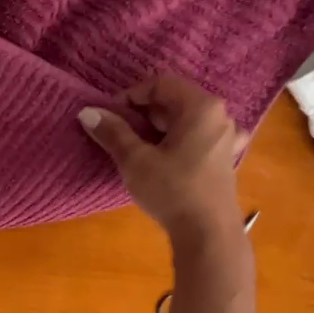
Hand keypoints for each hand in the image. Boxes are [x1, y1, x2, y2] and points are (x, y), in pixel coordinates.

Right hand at [79, 75, 249, 246]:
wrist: (205, 228)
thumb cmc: (171, 189)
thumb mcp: (135, 160)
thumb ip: (113, 133)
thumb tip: (87, 112)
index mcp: (200, 107)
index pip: (160, 84)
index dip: (129, 96)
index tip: (108, 118)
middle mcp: (218, 114)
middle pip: (174, 100)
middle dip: (141, 113)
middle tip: (117, 134)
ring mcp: (225, 134)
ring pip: (184, 120)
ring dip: (156, 128)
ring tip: (136, 148)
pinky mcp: (224, 155)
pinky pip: (197, 136)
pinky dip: (178, 139)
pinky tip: (170, 153)